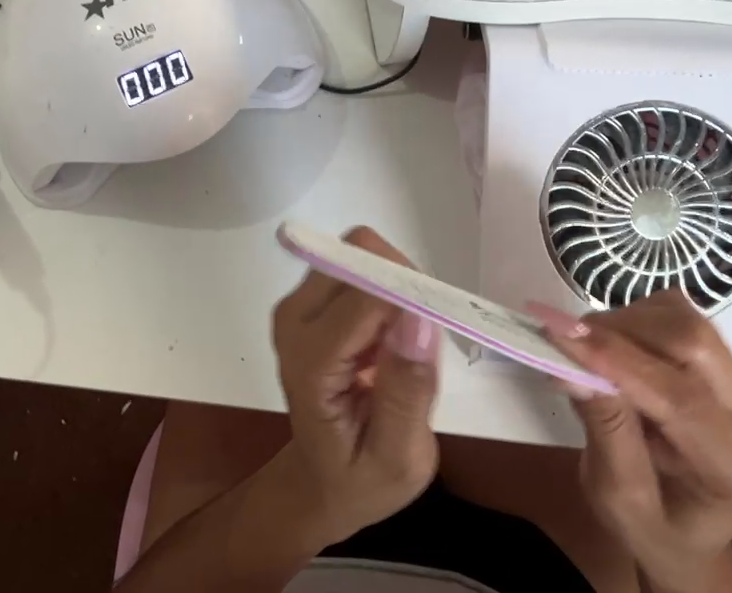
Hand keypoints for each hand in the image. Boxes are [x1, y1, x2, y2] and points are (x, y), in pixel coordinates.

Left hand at [271, 226, 441, 546]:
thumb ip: (407, 392)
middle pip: (358, 256)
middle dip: (402, 284)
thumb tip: (419, 320)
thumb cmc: (361, 478)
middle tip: (422, 338)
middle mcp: (295, 319)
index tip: (436, 331)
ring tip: (406, 343)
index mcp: (311, 362)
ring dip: (396, 286)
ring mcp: (298, 304)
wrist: (323, 478)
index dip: (410, 299)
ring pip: (360, 253)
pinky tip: (390, 337)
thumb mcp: (398, 458)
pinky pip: (360, 265)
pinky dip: (387, 290)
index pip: (364, 296)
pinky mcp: (309, 298)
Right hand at [530, 290, 731, 592]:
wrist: (687, 532)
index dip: (616, 357)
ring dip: (625, 324)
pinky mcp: (731, 365)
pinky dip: (636, 320)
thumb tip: (570, 366)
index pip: (681, 397)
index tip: (555, 332)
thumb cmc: (651, 525)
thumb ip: (605, 430)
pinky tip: (618, 350)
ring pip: (683, 321)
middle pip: (692, 342)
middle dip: (619, 331)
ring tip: (589, 351)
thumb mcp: (617, 496)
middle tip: (565, 340)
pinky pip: (680, 317)